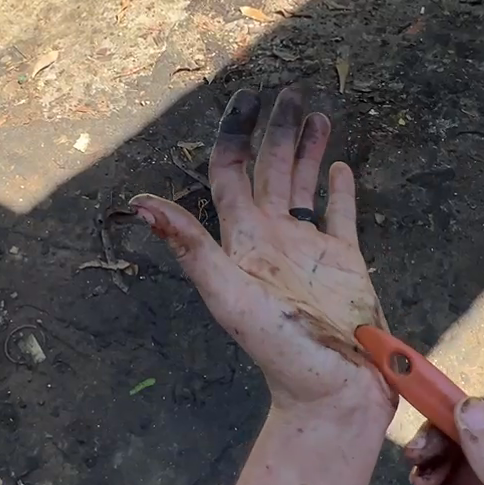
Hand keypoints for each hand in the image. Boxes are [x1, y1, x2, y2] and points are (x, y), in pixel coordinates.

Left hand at [130, 87, 390, 417]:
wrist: (334, 394)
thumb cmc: (280, 348)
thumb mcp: (228, 294)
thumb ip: (190, 246)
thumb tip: (139, 202)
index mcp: (244, 238)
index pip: (232, 172)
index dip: (236, 134)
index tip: (247, 97)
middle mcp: (272, 236)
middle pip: (270, 168)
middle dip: (277, 128)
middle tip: (289, 90)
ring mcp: (308, 248)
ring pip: (303, 185)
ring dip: (307, 149)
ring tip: (315, 113)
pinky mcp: (345, 263)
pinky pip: (339, 217)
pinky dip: (339, 191)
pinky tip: (339, 166)